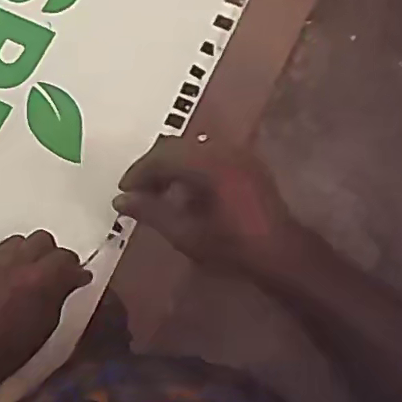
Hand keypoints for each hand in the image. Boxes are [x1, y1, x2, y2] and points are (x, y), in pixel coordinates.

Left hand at [0, 230, 91, 383]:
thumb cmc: (15, 345)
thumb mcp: (49, 322)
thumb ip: (60, 292)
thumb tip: (70, 279)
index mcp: (41, 277)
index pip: (66, 257)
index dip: (73, 269)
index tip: (75, 278)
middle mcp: (17, 261)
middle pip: (42, 240)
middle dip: (50, 255)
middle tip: (50, 272)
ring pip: (17, 242)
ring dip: (25, 255)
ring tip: (23, 273)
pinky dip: (3, 261)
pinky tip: (2, 278)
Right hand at [112, 135, 311, 281]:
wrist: (281, 255)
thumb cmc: (232, 247)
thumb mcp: (185, 233)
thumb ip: (150, 211)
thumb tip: (120, 200)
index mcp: (209, 166)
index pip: (162, 157)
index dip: (138, 173)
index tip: (124, 191)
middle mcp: (225, 151)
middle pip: (175, 146)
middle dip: (152, 167)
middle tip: (137, 191)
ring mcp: (239, 154)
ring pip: (192, 148)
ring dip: (170, 165)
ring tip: (157, 192)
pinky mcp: (247, 163)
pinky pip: (208, 153)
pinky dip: (189, 166)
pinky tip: (183, 191)